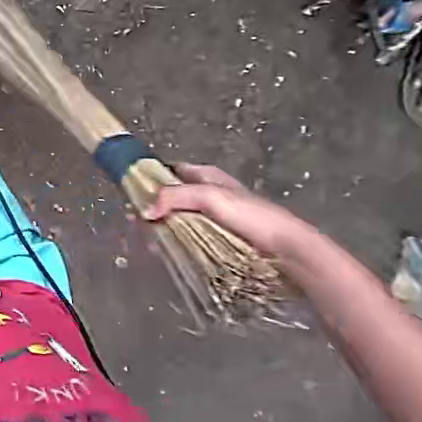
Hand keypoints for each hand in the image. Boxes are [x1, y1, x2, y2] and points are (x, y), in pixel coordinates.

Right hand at [142, 163, 320, 258]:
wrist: (289, 250)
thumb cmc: (251, 216)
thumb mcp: (209, 197)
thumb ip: (174, 197)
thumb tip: (144, 211)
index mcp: (206, 175)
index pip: (168, 170)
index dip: (150, 177)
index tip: (131, 192)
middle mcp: (209, 192)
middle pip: (171, 195)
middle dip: (154, 207)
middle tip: (138, 223)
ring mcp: (214, 216)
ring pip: (179, 217)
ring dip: (163, 227)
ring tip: (150, 241)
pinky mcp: (220, 239)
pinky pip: (190, 237)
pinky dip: (176, 241)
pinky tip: (169, 251)